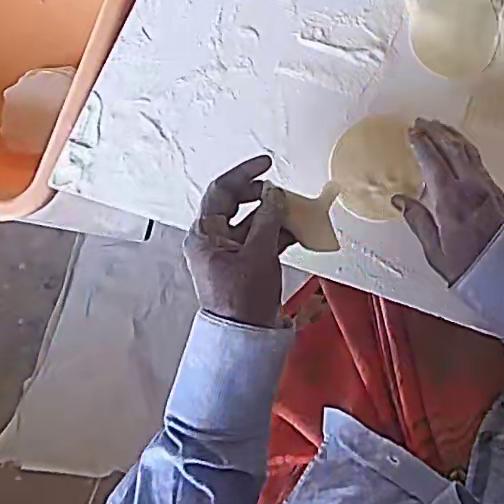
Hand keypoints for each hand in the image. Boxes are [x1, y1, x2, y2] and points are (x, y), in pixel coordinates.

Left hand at [184, 155, 288, 326]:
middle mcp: (213, 240)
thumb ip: (268, 218)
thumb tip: (274, 193)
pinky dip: (278, 232)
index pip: (221, 190)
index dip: (244, 173)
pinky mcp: (244, 263)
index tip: (266, 163)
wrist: (245, 340)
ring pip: (253, 220)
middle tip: (283, 194)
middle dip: (264, 196)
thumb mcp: (258, 253)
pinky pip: (261, 237)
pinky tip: (297, 230)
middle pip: (237, 203)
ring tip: (296, 212)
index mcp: (205, 234)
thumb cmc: (242, 299)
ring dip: (275, 215)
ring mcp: (229, 252)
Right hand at [393, 118, 503, 283]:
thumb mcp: (436, 251)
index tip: (411, 132)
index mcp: (452, 200)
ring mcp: (487, 186)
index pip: (433, 162)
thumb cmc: (469, 268)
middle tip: (421, 121)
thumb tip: (399, 199)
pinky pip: (477, 159)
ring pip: (468, 150)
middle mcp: (471, 187)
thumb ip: (418, 221)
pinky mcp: (497, 190)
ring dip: (451, 135)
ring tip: (438, 126)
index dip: (422, 144)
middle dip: (436, 131)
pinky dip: (464, 146)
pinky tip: (458, 146)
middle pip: (452, 148)